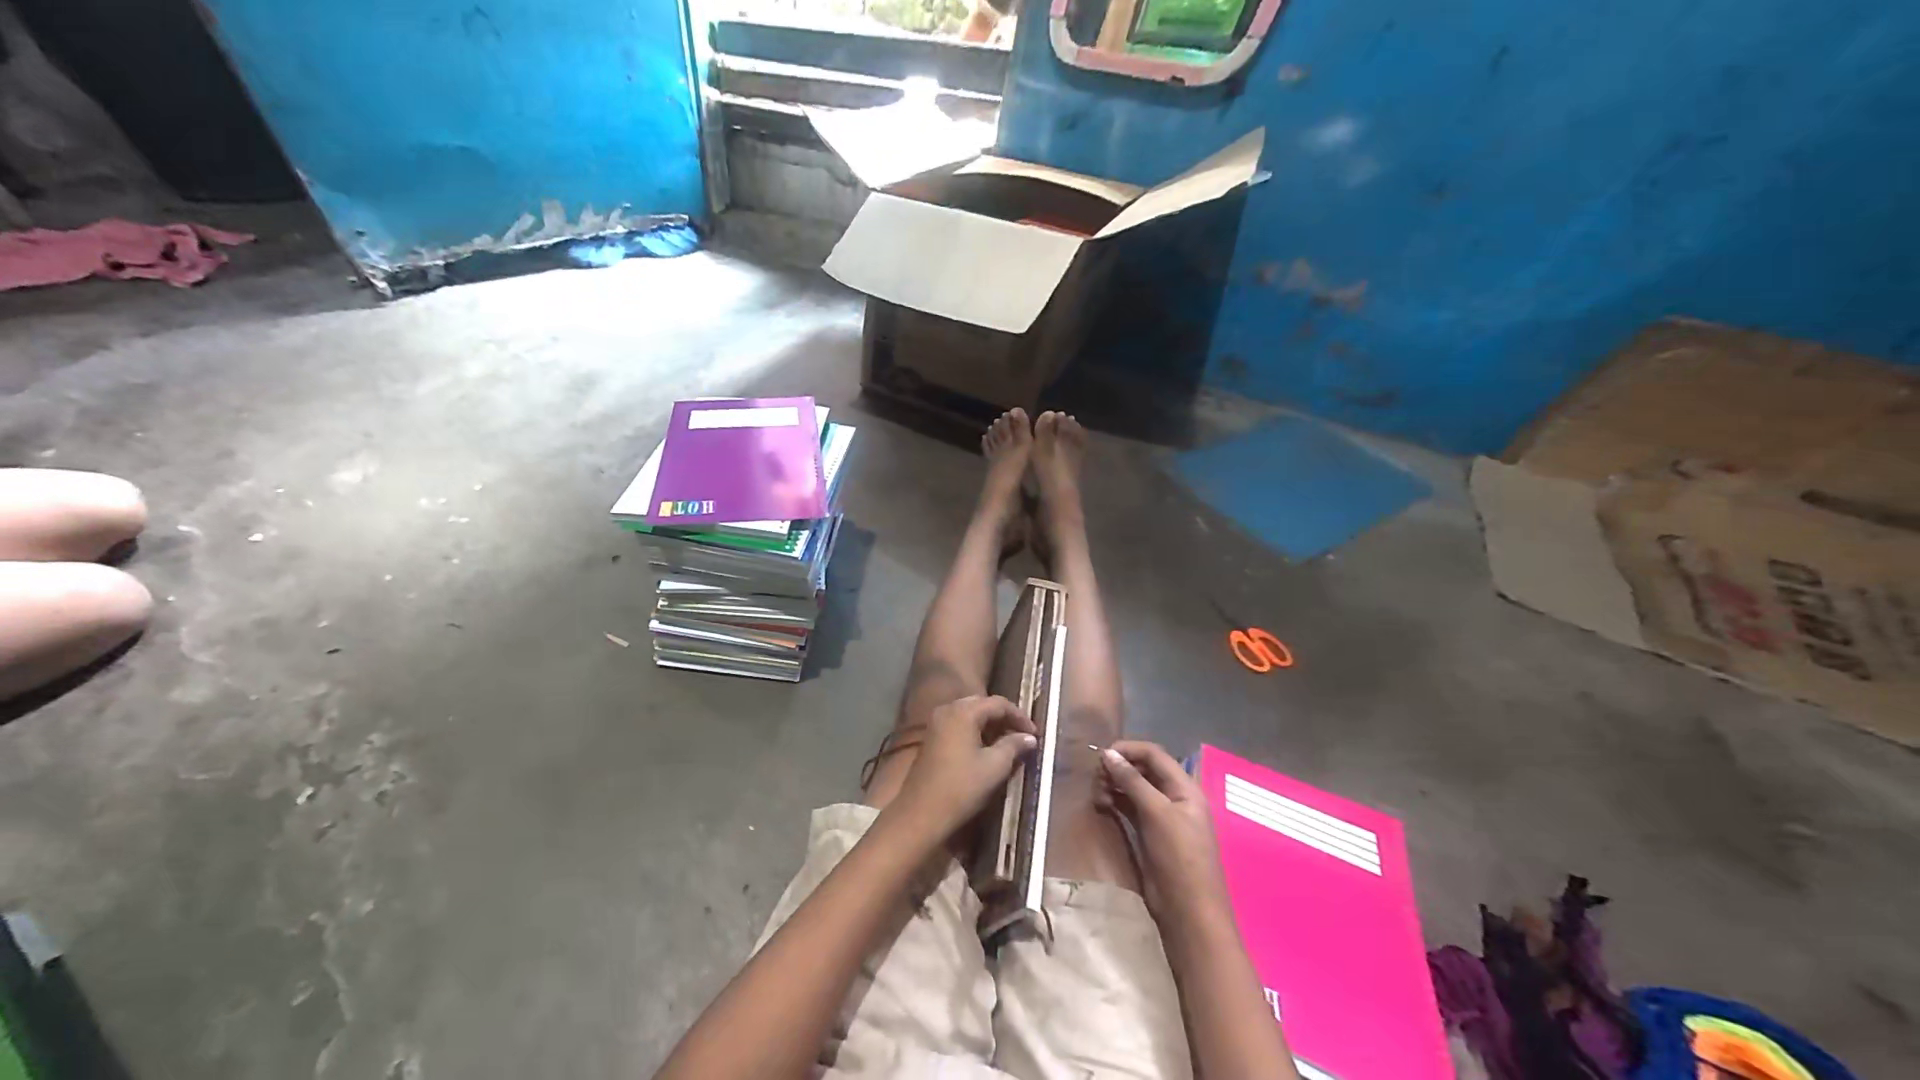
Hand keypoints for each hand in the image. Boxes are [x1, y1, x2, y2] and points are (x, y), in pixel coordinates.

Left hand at [889, 695, 1036, 841]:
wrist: (921, 813)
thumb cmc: (961, 787)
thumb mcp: (994, 766)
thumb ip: (1014, 746)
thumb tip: (1029, 738)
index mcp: (963, 711)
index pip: (999, 703)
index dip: (1020, 716)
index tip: (1035, 735)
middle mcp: (947, 710)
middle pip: (983, 705)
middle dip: (1005, 719)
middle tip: (1023, 737)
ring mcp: (936, 723)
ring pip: (970, 715)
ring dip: (991, 726)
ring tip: (1009, 744)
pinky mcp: (931, 738)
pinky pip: (959, 725)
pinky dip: (976, 732)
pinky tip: (987, 749)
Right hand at [1100, 741, 1231, 923]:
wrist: (1189, 910)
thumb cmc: (1179, 857)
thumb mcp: (1157, 814)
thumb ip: (1133, 781)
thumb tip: (1108, 754)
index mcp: (1185, 787)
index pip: (1154, 754)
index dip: (1128, 749)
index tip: (1101, 754)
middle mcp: (1174, 797)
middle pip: (1143, 769)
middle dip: (1119, 767)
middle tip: (1095, 777)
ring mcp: (1162, 816)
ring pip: (1134, 788)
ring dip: (1115, 785)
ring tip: (1097, 793)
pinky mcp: (1149, 833)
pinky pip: (1130, 807)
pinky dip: (1116, 802)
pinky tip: (1101, 805)